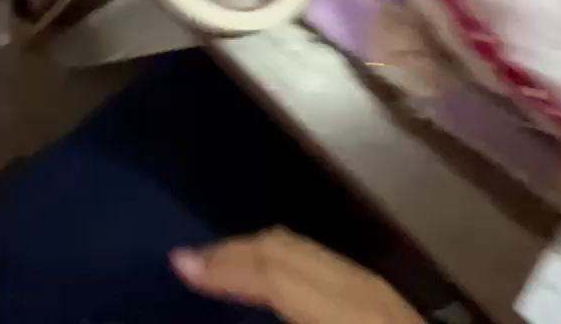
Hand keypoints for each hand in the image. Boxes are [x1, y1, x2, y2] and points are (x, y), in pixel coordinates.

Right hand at [171, 229, 420, 323]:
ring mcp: (379, 290)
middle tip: (188, 262)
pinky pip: (317, 258)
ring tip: (217, 266)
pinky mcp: (383, 297)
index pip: (275, 277)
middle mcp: (365, 293)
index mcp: (350, 319)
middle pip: (283, 249)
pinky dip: (279, 257)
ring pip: (300, 246)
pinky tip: (265, 276)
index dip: (223, 269)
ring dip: (252, 249)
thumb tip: (228, 311)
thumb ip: (278, 321)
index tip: (177, 265)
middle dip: (229, 251)